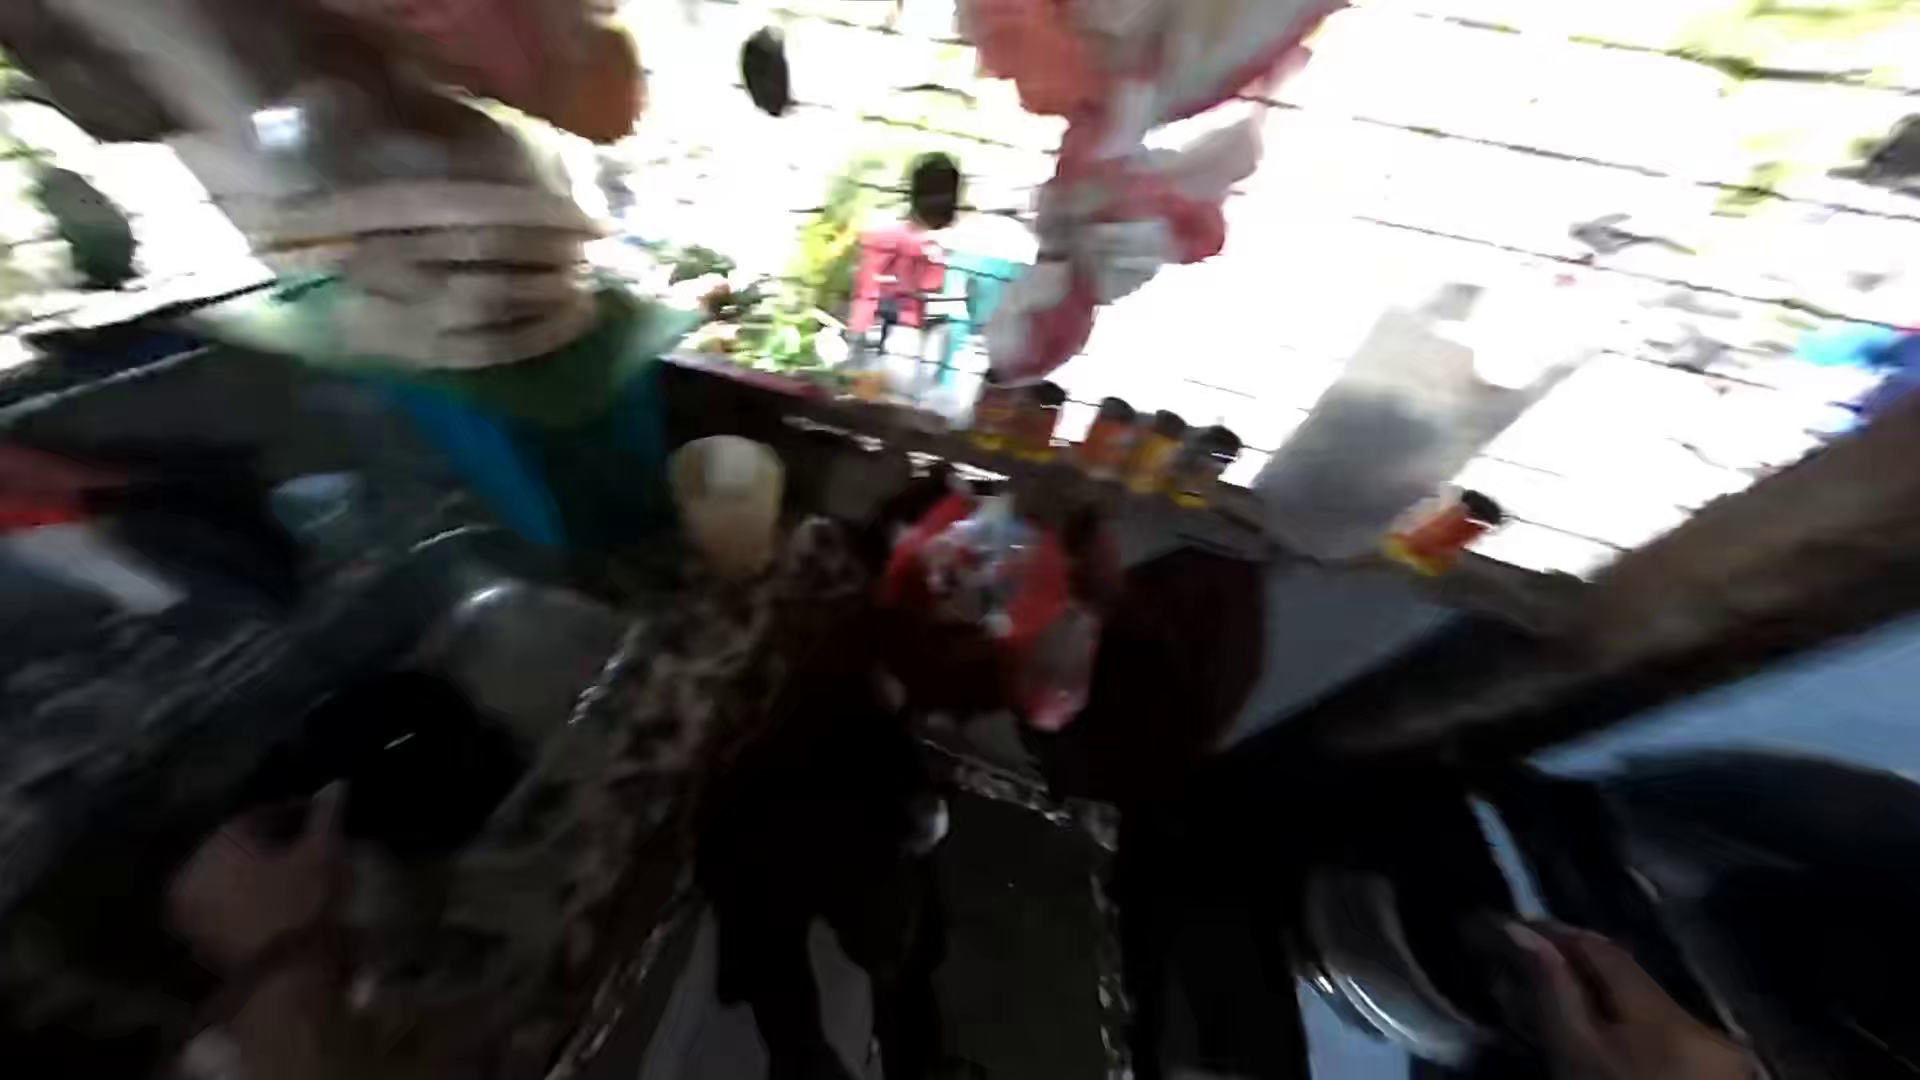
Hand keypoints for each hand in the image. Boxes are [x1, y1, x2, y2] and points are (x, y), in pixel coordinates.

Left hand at [170, 784, 346, 969]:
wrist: (284, 962)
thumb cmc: (304, 897)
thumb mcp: (324, 848)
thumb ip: (327, 813)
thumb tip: (335, 784)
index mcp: (216, 851)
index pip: (252, 816)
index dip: (289, 808)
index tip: (321, 810)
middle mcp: (189, 874)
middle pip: (233, 841)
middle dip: (270, 833)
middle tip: (309, 831)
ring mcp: (185, 906)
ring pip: (224, 867)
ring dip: (256, 857)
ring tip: (294, 857)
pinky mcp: (192, 928)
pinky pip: (218, 890)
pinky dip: (244, 880)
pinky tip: (275, 882)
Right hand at [1509, 922, 1751, 1079]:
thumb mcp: (1573, 1048)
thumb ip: (1551, 984)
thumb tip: (1521, 931)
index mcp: (1669, 1017)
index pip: (1602, 948)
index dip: (1556, 932)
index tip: (1517, 931)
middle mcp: (1706, 1026)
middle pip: (1626, 973)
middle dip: (1576, 962)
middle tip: (1530, 964)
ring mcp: (1723, 1054)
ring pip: (1642, 998)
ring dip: (1598, 989)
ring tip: (1559, 995)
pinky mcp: (1724, 1073)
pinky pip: (1662, 1025)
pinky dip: (1623, 1016)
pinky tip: (1599, 1027)